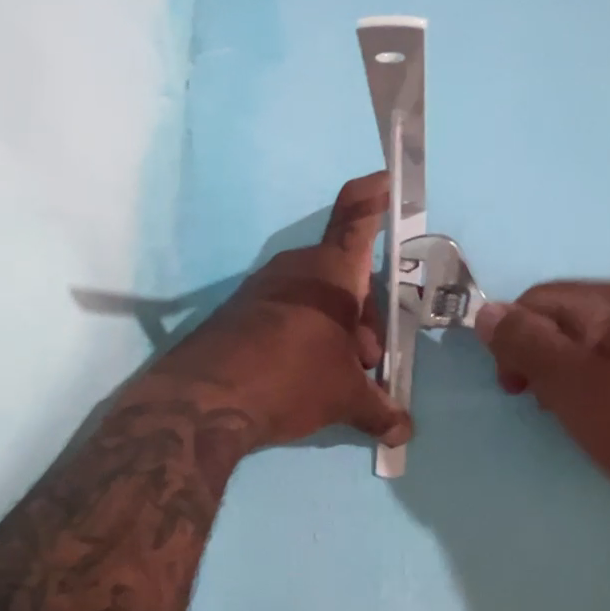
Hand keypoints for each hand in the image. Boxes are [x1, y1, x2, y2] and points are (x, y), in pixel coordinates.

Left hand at [136, 173, 412, 448]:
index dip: (374, 194)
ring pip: (314, 301)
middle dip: (364, 319)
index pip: (357, 214)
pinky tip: (303, 381)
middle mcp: (296, 269)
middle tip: (369, 365)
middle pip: (344, 278)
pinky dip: (302, 341)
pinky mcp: (237, 314)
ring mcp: (261, 289)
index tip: (386, 180)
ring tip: (338, 382)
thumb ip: (379, 409)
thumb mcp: (344, 397)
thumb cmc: (291, 379)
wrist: (205, 400)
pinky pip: (285, 316)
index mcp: (332, 271)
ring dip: (335, 335)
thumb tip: (403, 430)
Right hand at [474, 281, 609, 511]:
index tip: (513, 388)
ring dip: (568, 369)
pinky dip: (601, 378)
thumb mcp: (570, 385)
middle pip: (568, 316)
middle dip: (539, 354)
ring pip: (596, 339)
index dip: (510, 338)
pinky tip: (609, 412)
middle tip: (539, 405)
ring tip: (571, 413)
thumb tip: (487, 311)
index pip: (537, 299)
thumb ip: (525, 343)